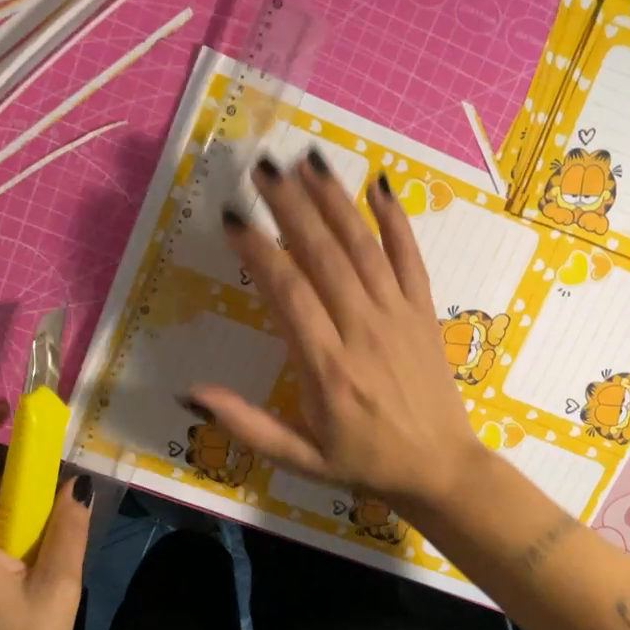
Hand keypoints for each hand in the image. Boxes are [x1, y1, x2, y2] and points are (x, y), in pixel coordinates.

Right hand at [187, 150, 488, 516]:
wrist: (440, 469)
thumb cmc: (361, 462)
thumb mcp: (297, 457)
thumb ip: (245, 424)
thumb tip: (190, 394)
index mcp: (327, 367)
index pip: (289, 294)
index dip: (259, 252)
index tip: (233, 216)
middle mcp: (363, 330)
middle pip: (324, 255)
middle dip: (291, 207)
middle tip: (262, 166)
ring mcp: (398, 316)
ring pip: (364, 247)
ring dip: (334, 200)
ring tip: (306, 161)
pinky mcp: (423, 311)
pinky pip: (409, 256)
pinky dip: (395, 219)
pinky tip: (379, 184)